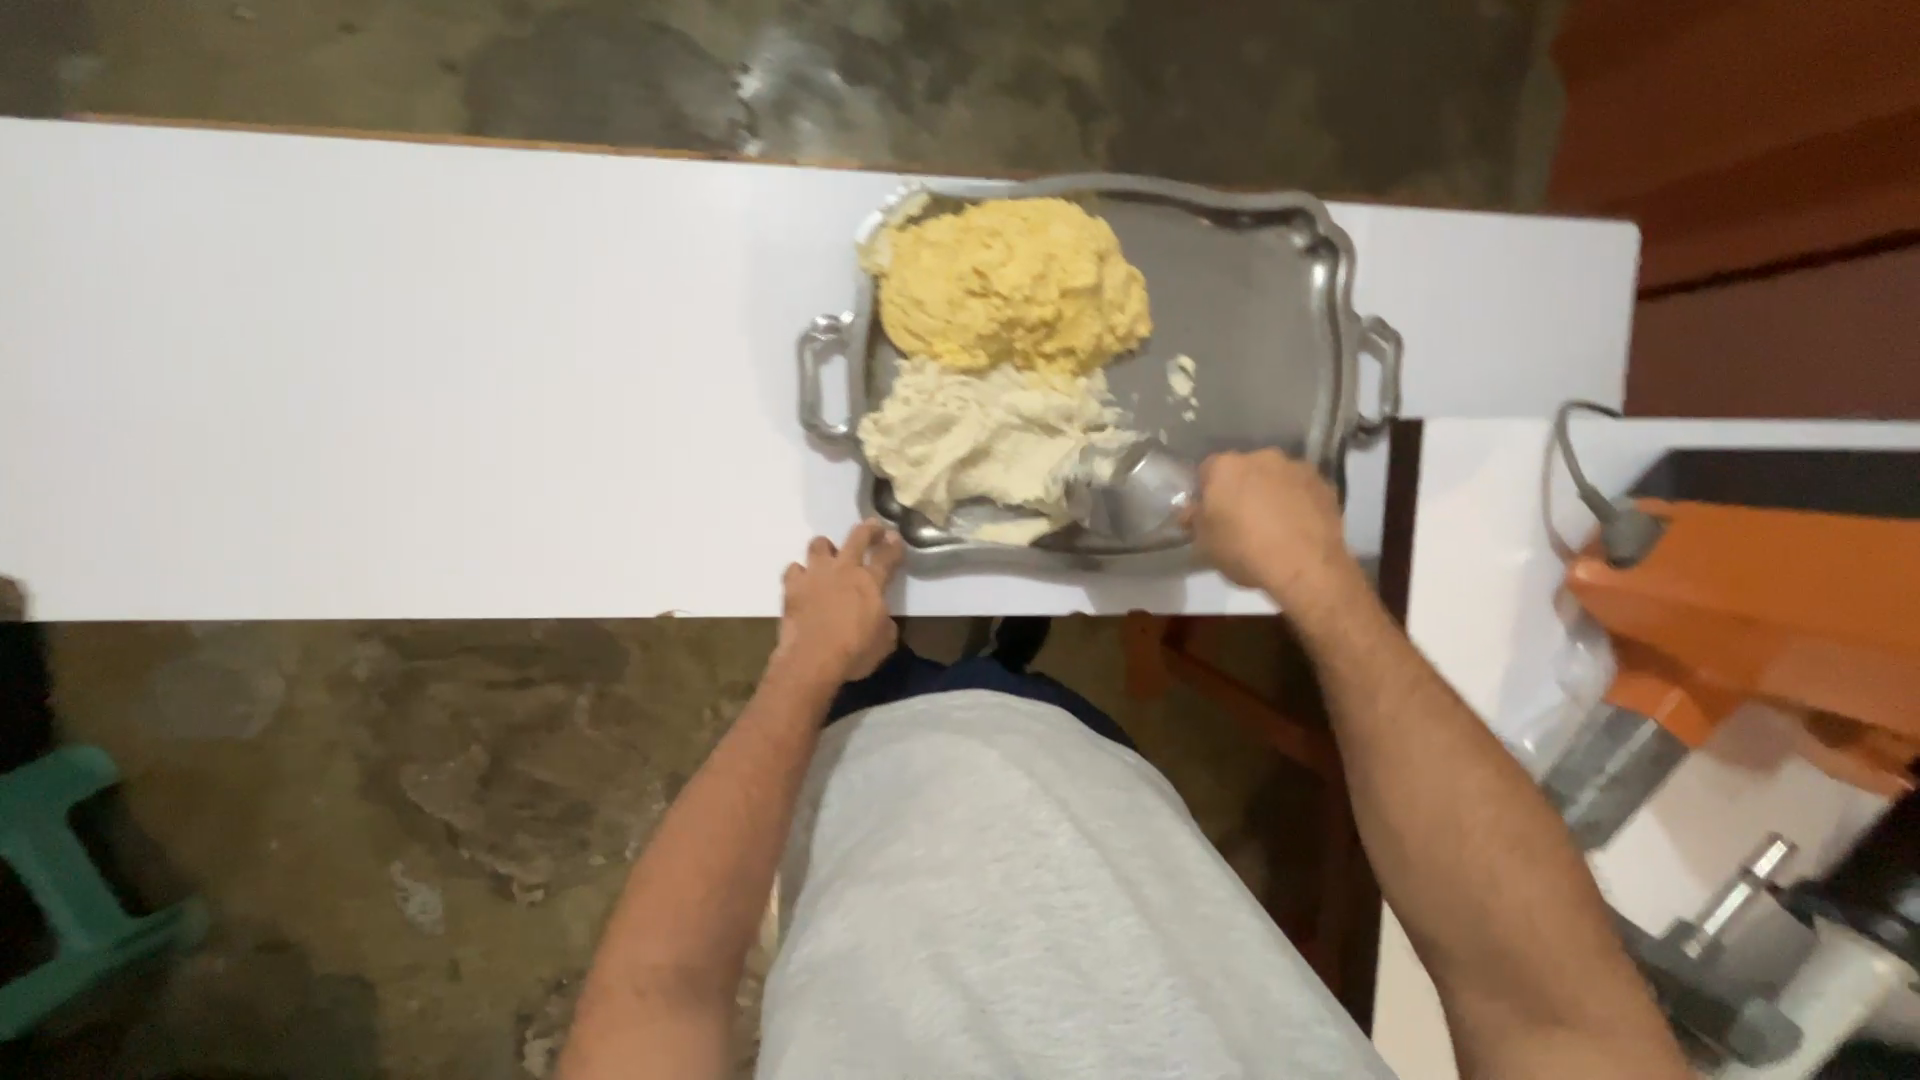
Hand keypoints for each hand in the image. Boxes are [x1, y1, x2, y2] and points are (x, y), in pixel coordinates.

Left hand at [772, 520, 904, 684]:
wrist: (813, 660)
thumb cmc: (855, 653)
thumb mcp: (885, 641)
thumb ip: (884, 621)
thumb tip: (880, 617)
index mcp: (871, 582)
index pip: (887, 555)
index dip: (894, 544)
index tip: (895, 536)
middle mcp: (844, 570)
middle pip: (857, 537)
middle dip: (868, 529)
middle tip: (872, 527)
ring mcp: (815, 574)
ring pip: (819, 544)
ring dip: (826, 548)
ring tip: (829, 557)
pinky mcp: (792, 586)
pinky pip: (794, 569)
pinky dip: (800, 573)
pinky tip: (803, 582)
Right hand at [1187, 449, 1359, 605]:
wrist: (1305, 566)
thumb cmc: (1244, 550)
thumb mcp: (1205, 543)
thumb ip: (1195, 520)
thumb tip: (1190, 512)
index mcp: (1226, 466)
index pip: (1207, 471)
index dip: (1207, 492)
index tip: (1210, 514)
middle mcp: (1262, 457)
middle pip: (1244, 469)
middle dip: (1241, 488)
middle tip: (1241, 519)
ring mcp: (1297, 468)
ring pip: (1276, 477)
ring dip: (1271, 492)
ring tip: (1274, 525)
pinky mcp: (1325, 484)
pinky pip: (1302, 489)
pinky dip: (1297, 501)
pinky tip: (1297, 527)